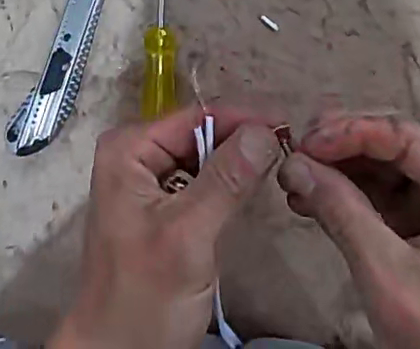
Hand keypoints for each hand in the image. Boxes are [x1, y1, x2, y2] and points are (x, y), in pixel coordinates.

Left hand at [50, 107, 284, 348]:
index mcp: (130, 148)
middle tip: (289, 146)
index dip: (244, 118)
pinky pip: (206, 175)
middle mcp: (137, 153)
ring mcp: (150, 178)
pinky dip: (233, 178)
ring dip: (243, 157)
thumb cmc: (142, 303)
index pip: (199, 115)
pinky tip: (256, 183)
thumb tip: (265, 131)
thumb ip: (225, 181)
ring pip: (208, 152)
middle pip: (204, 130)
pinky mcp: (165, 202)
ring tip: (280, 160)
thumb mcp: (187, 238)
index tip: (287, 127)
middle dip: (245, 138)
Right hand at [278, 113, 419, 348]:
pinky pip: (400, 197)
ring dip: (346, 171)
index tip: (304, 140)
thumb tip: (294, 163)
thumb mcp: (392, 285)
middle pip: (404, 150)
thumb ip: (344, 216)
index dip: (354, 131)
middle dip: (346, 148)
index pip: (412, 140)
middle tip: (295, 152)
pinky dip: (359, 197)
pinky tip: (319, 198)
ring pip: (397, 170)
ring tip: (297, 176)